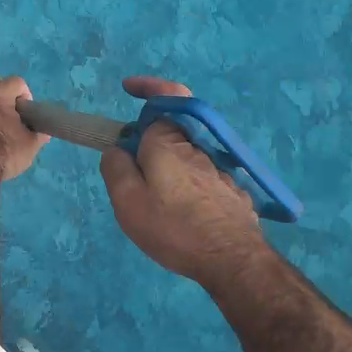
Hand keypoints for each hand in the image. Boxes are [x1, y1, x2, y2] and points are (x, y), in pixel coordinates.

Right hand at [99, 76, 266, 284]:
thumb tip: (119, 150)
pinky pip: (203, 177)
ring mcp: (221, 171)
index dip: (149, 86)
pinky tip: (182, 216)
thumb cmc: (174, 228)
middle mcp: (198, 148)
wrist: (235, 264)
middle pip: (171, 130)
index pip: (167, 95)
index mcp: (169, 141)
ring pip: (187, 156)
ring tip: (156, 203)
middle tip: (130, 172)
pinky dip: (186, 185)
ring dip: (167, 168)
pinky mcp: (234, 194)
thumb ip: (115, 167)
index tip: (128, 89)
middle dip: (148, 141)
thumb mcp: (126, 200)